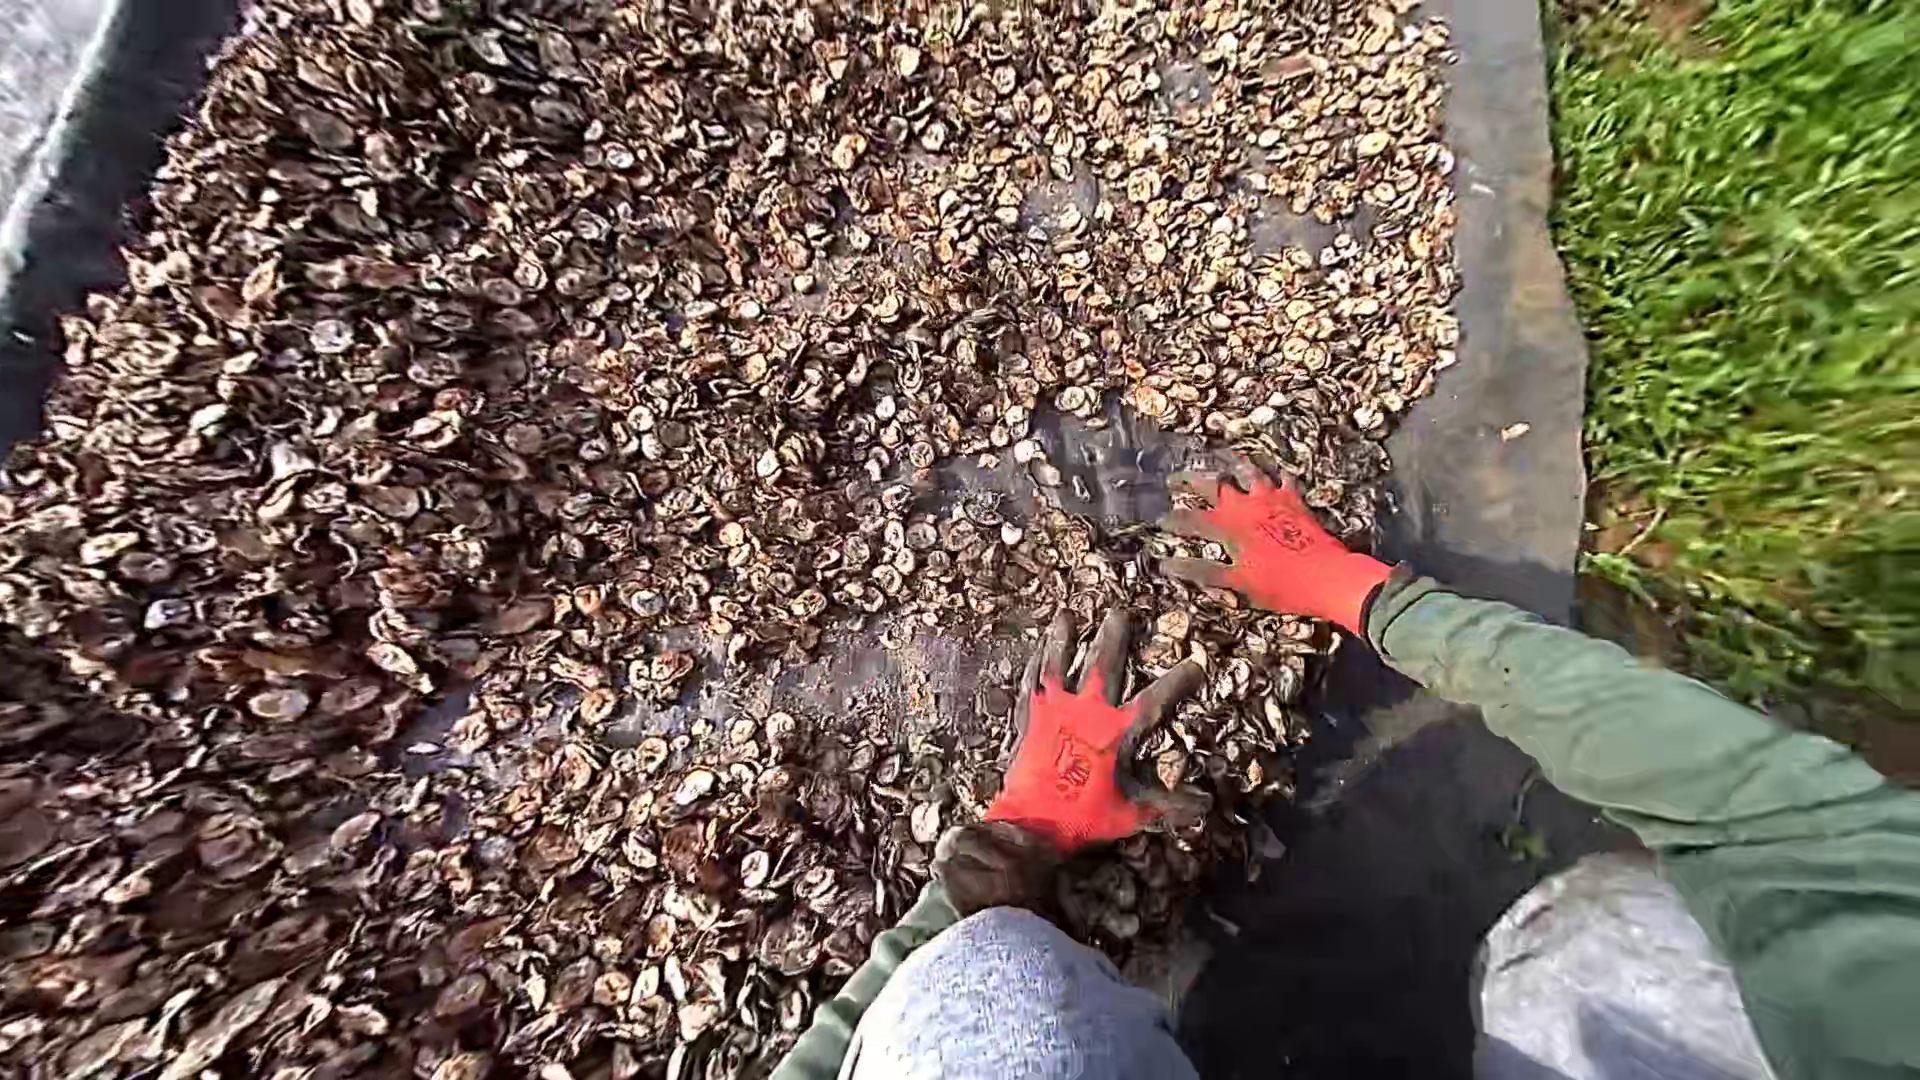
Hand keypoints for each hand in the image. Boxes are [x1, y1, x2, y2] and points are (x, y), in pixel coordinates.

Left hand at [984, 607, 1207, 852]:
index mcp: (1116, 731)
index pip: (1155, 700)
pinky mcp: (1030, 713)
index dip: (1178, 682)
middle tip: (1121, 612)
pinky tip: (1039, 647)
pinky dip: (1037, 660)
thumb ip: (1166, 804)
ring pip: (1060, 662)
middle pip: (1104, 664)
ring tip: (1067, 615)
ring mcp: (1054, 707)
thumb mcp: (1130, 813)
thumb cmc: (1083, 816)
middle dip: (1115, 637)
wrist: (1032, 820)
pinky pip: (1034, 679)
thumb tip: (1203, 805)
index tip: (1195, 663)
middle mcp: (1086, 710)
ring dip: (1065, 637)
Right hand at [1158, 462, 1390, 634]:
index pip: (1190, 519)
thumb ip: (1202, 570)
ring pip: (1246, 471)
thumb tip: (1167, 565)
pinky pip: (1283, 477)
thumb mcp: (1236, 582)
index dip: (1172, 520)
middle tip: (1175, 478)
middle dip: (1189, 480)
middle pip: (1211, 484)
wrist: (1328, 576)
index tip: (1159, 520)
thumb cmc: (1281, 583)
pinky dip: (1273, 472)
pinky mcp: (1294, 500)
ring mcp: (1271, 499)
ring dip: (1229, 466)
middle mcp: (1245, 506)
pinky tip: (1271, 470)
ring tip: (1219, 460)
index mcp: (1227, 526)